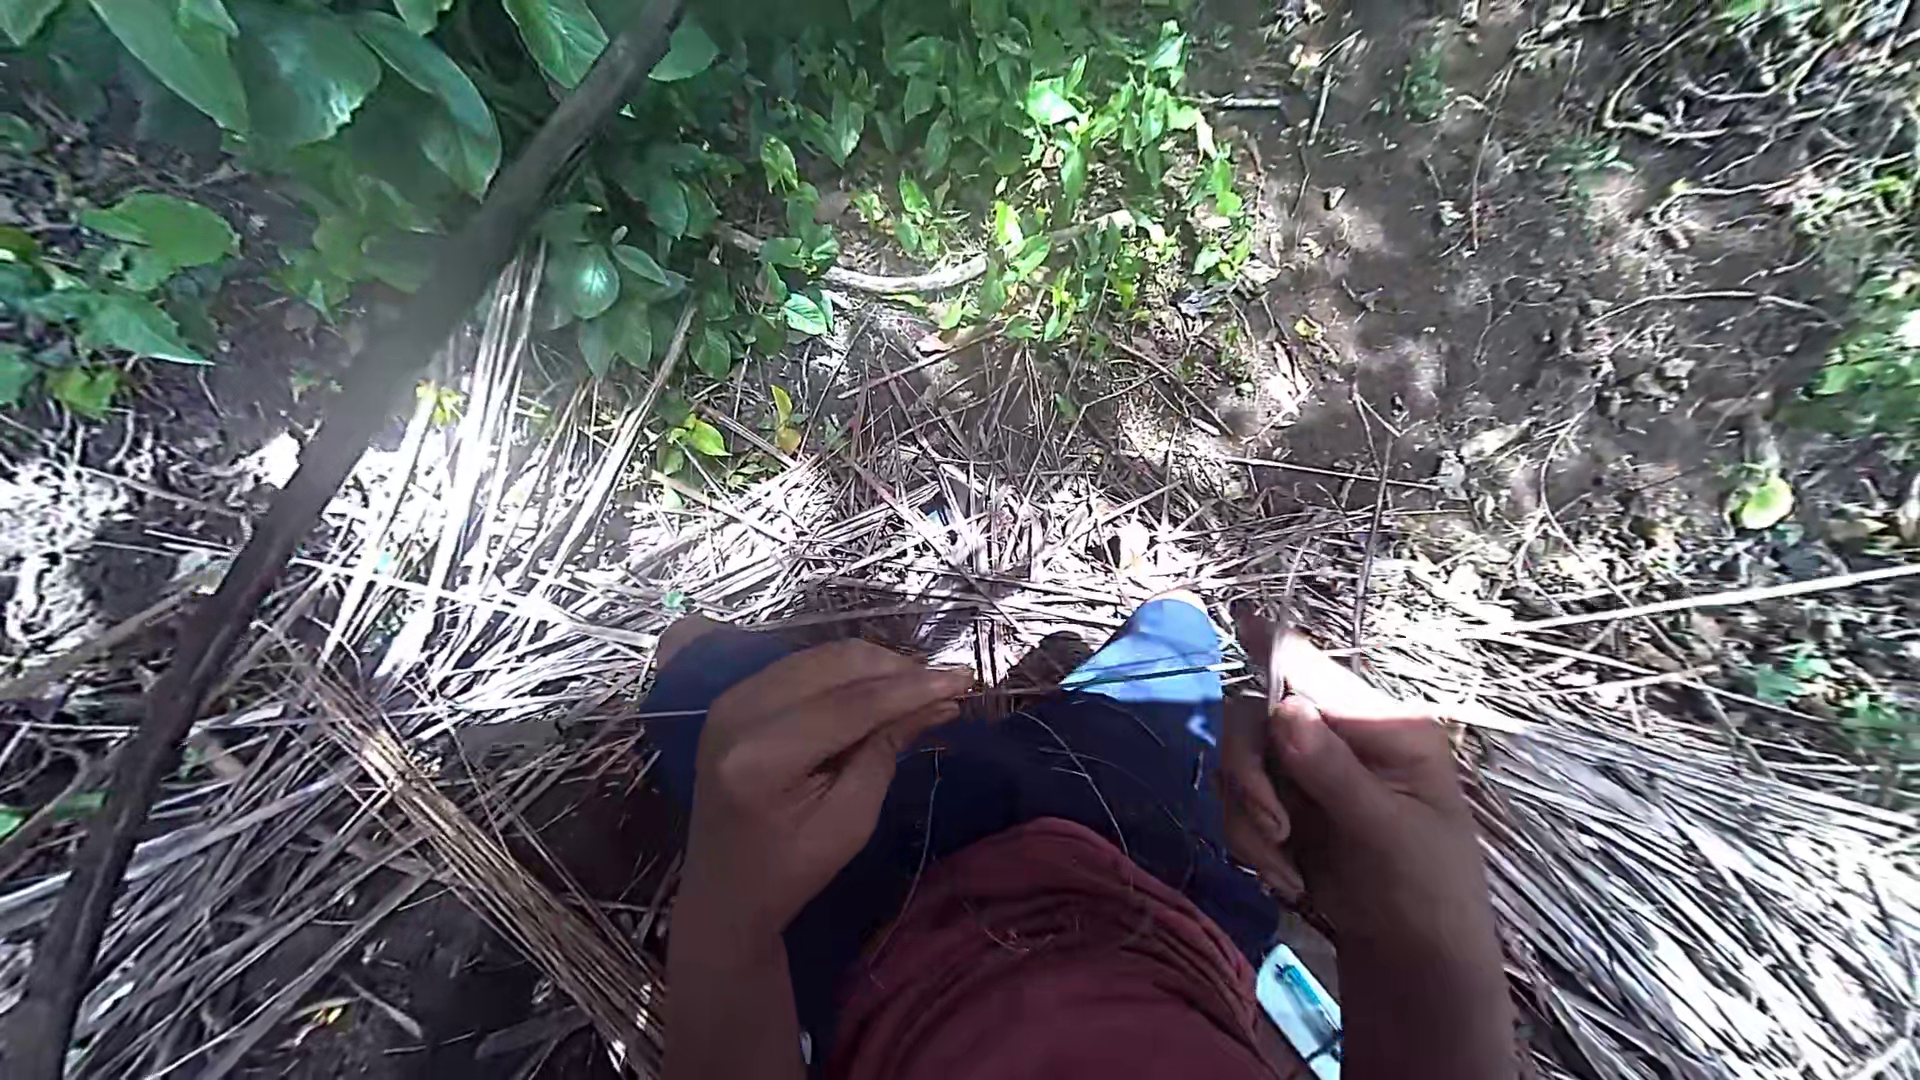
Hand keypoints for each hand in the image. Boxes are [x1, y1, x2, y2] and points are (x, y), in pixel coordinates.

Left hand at [680, 640, 971, 940]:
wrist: (723, 890)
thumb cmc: (791, 870)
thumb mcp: (851, 820)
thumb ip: (888, 749)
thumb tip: (938, 699)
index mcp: (760, 758)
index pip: (850, 705)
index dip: (911, 688)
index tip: (963, 678)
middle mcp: (738, 713)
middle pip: (836, 666)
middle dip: (897, 669)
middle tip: (944, 682)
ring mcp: (732, 698)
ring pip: (824, 656)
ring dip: (876, 665)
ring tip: (917, 685)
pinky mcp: (737, 694)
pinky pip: (806, 663)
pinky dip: (849, 670)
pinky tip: (879, 687)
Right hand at [1218, 614, 1484, 936]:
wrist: (1407, 956)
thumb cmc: (1427, 891)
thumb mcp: (1390, 833)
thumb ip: (1335, 771)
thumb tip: (1285, 710)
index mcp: (1377, 726)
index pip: (1314, 672)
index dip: (1271, 644)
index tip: (1237, 620)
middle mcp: (1330, 733)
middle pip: (1253, 715)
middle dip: (1249, 772)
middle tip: (1270, 824)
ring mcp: (1297, 764)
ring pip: (1234, 756)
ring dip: (1247, 815)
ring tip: (1282, 865)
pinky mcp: (1273, 795)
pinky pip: (1231, 795)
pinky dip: (1246, 836)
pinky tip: (1281, 872)